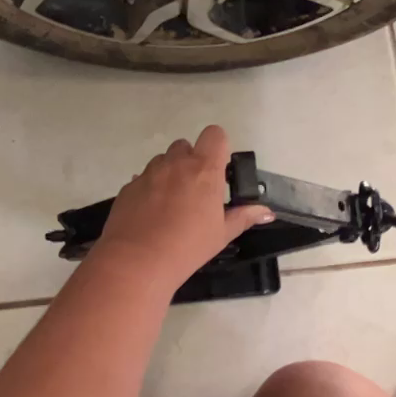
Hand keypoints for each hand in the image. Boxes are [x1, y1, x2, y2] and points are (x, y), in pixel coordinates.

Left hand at [91, 125, 273, 288]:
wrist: (137, 261)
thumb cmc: (188, 247)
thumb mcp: (222, 234)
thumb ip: (244, 217)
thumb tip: (267, 212)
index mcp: (204, 170)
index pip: (215, 135)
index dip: (218, 147)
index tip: (219, 169)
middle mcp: (175, 164)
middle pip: (185, 145)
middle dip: (191, 161)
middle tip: (196, 190)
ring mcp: (148, 173)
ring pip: (162, 161)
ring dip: (170, 173)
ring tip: (172, 203)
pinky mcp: (128, 186)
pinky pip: (143, 178)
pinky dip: (150, 188)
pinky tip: (151, 214)